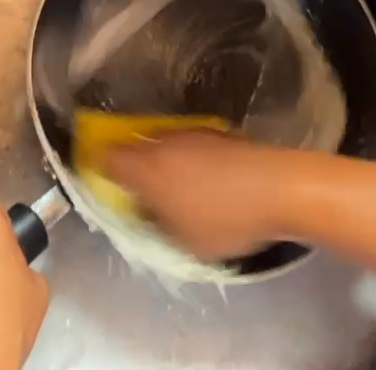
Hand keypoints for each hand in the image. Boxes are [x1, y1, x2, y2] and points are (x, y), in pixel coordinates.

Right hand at [103, 132, 289, 260]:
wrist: (277, 188)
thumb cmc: (226, 220)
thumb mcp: (184, 243)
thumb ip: (157, 226)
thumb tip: (147, 214)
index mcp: (146, 169)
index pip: (107, 158)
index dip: (99, 167)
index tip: (100, 180)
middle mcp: (162, 143)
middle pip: (133, 146)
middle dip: (130, 164)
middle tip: (138, 189)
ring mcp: (189, 133)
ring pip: (161, 143)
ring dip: (159, 159)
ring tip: (174, 187)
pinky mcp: (214, 131)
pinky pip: (187, 143)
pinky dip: (185, 157)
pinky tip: (203, 179)